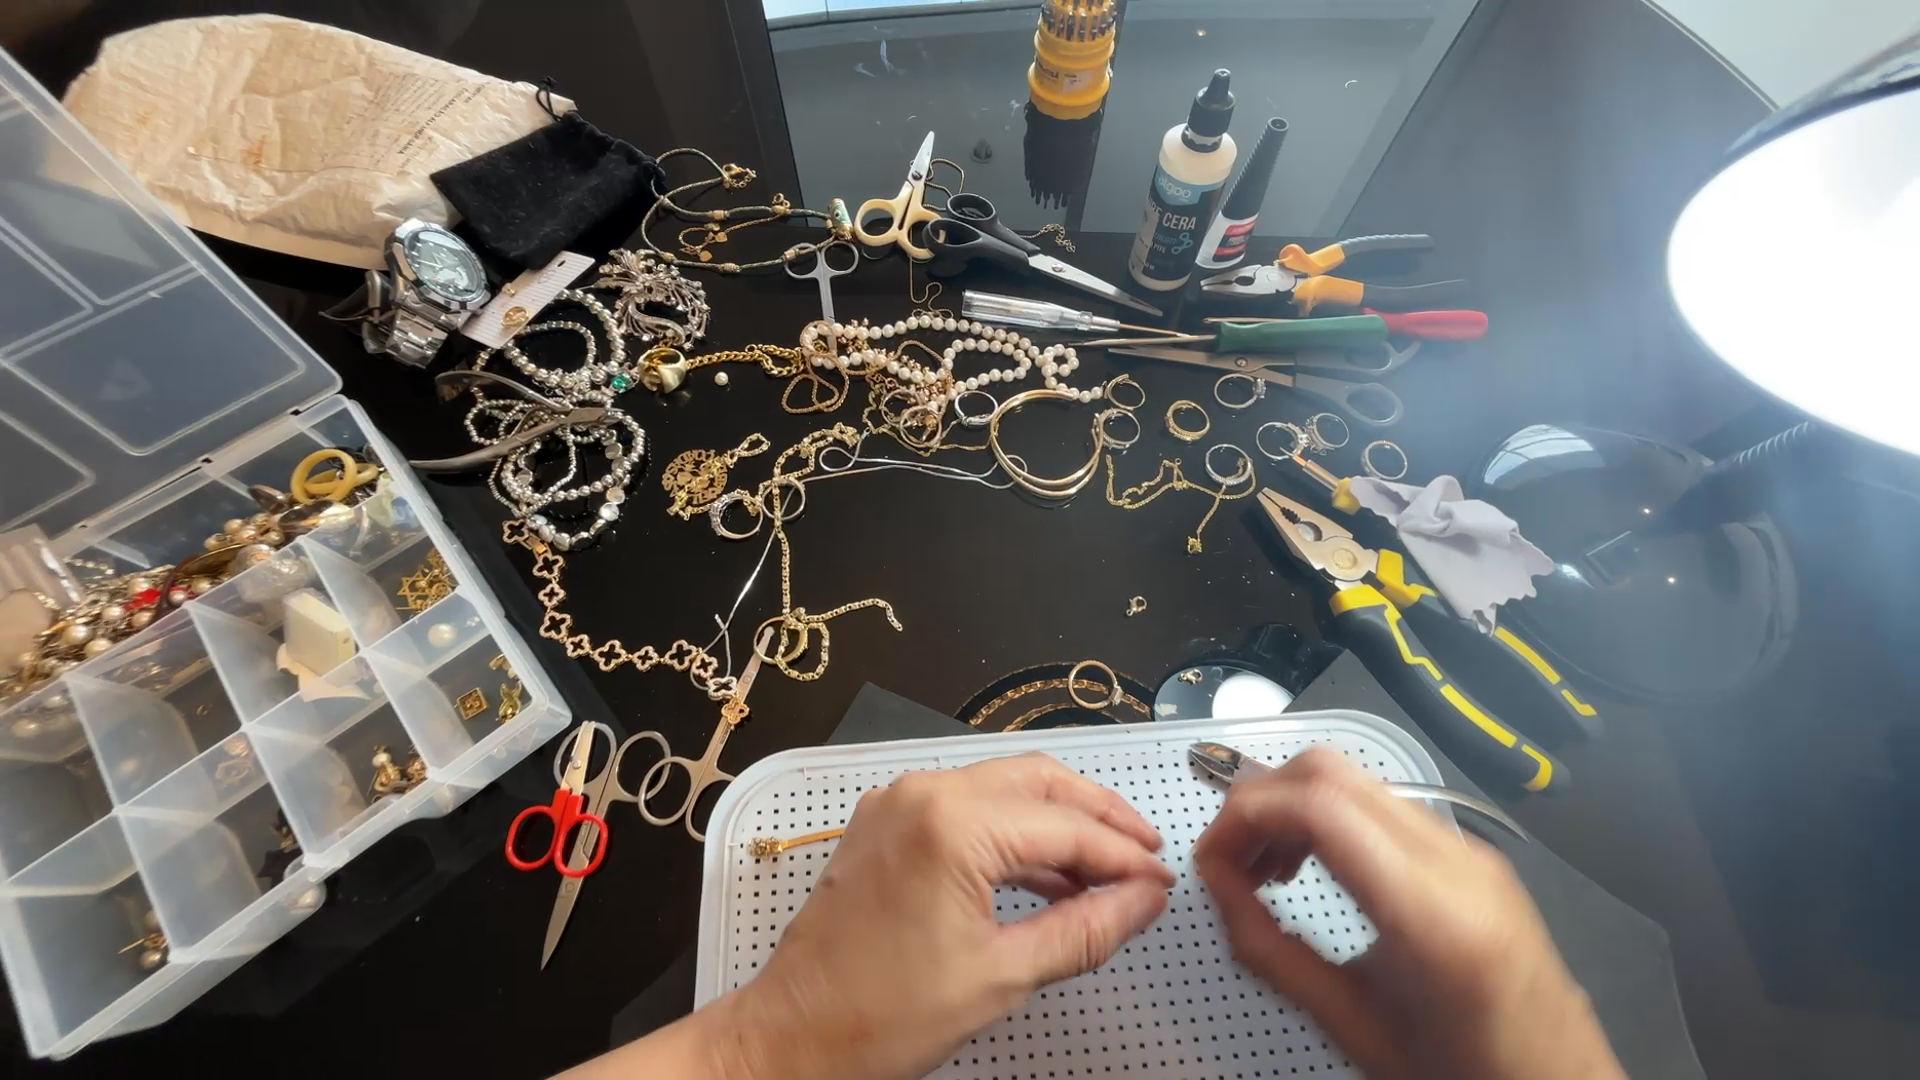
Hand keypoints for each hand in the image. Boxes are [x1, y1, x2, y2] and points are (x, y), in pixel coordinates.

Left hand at [725, 753, 1173, 1079]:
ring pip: (1004, 786)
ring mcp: (903, 798)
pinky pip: (968, 806)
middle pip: (1037, 780)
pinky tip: (1046, 873)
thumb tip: (1145, 899)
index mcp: (953, 823)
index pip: (1062, 827)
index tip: (1161, 881)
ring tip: (1104, 868)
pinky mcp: (890, 815)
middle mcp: (926, 790)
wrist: (792, 1033)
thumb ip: (1086, 929)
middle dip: (1096, 813)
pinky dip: (1012, 833)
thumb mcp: (1003, 977)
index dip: (1122, 854)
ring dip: (1056, 821)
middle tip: (1143, 850)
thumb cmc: (887, 1015)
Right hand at [1193, 747, 1624, 1079]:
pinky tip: (1310, 865)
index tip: (1211, 857)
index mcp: (1433, 913)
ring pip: (1348, 777)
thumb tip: (1213, 880)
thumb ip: (1265, 948)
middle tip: (1231, 856)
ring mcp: (1466, 846)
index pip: (1319, 806)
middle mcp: (1455, 859)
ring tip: (1264, 866)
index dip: (1245, 813)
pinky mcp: (1467, 848)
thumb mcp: (1348, 1024)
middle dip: (1258, 799)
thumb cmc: (1459, 1073)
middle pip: (1327, 771)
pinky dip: (1321, 816)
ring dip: (1288, 804)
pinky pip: (1374, 802)